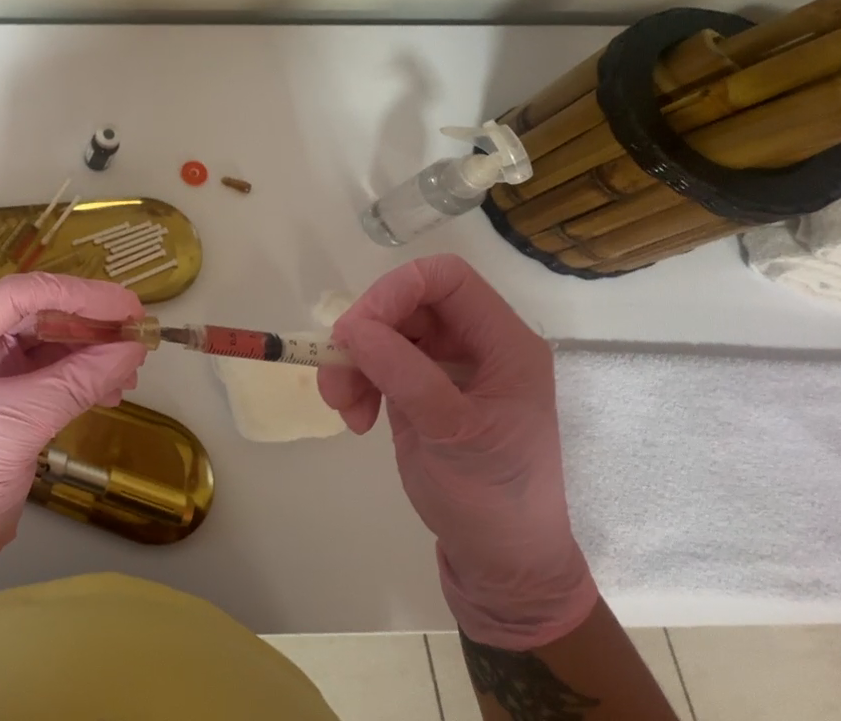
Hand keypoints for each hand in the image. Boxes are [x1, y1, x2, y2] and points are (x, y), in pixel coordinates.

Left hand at [0, 273, 147, 659]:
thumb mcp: (21, 424)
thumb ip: (78, 380)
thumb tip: (134, 346)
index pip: (19, 294)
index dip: (77, 293)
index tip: (128, 306)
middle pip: (35, 312)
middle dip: (88, 322)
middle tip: (139, 333)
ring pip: (46, 339)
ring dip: (90, 349)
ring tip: (131, 369)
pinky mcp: (2, 392)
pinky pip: (47, 367)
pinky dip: (81, 373)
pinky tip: (112, 387)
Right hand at [319, 255, 597, 649]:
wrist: (498, 559)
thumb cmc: (493, 495)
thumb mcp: (452, 432)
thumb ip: (404, 373)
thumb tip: (350, 327)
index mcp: (503, 344)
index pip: (446, 280)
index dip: (396, 289)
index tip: (356, 328)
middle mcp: (474, 347)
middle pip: (405, 304)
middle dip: (364, 335)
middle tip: (337, 373)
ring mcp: (443, 369)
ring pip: (381, 334)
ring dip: (351, 363)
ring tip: (343, 408)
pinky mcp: (416, 392)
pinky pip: (373, 364)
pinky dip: (354, 383)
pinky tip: (354, 419)